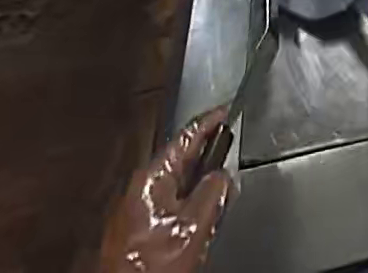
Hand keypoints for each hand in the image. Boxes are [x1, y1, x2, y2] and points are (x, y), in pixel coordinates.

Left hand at [96, 108, 234, 272]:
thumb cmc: (153, 269)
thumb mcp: (193, 227)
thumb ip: (213, 192)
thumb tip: (223, 175)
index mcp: (149, 178)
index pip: (186, 137)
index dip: (210, 122)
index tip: (226, 111)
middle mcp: (139, 188)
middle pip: (182, 160)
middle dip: (209, 157)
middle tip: (231, 150)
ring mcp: (136, 209)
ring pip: (178, 184)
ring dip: (201, 184)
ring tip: (222, 189)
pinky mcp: (138, 229)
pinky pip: (171, 203)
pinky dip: (190, 203)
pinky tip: (203, 215)